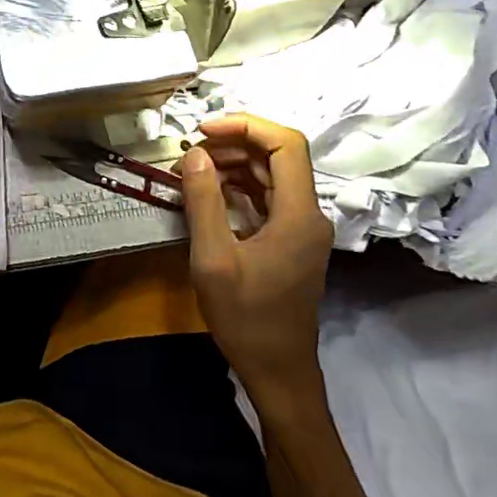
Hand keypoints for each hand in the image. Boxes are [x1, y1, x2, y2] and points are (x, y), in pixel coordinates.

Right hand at [179, 114, 333, 398]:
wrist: (278, 370)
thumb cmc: (246, 318)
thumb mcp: (213, 260)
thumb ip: (203, 202)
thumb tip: (193, 154)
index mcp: (299, 214)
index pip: (286, 144)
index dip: (245, 126)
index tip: (203, 131)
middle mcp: (309, 214)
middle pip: (278, 156)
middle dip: (232, 144)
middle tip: (187, 154)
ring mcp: (303, 228)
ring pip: (272, 175)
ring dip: (233, 165)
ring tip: (190, 170)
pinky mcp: (292, 240)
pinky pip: (268, 197)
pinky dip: (239, 186)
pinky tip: (208, 191)